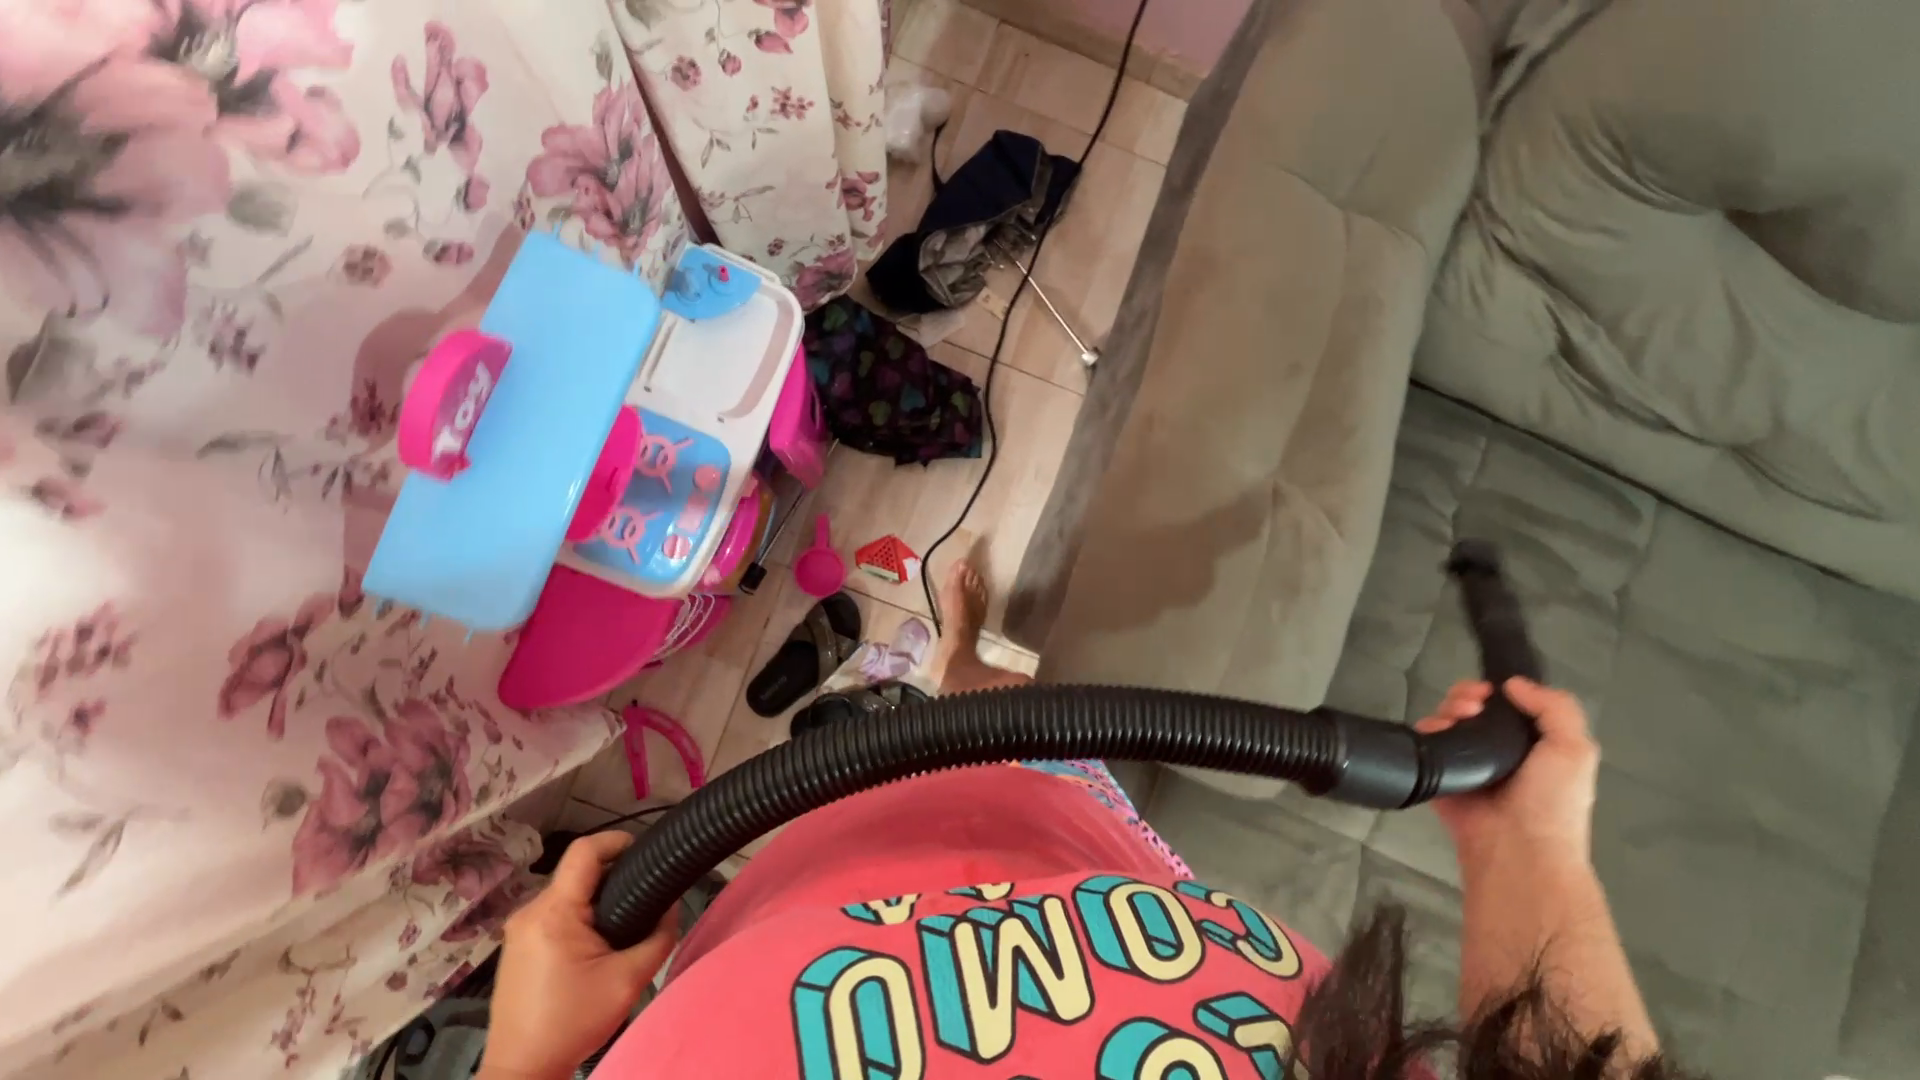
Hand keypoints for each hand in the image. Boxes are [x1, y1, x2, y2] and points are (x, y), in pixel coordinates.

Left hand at [479, 832, 678, 1079]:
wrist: (521, 1071)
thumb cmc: (572, 1024)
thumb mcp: (629, 980)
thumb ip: (659, 935)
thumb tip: (672, 904)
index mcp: (554, 913)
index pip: (584, 851)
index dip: (616, 840)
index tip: (643, 852)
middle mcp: (530, 912)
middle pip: (578, 872)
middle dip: (613, 876)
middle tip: (644, 894)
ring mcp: (519, 929)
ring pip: (567, 893)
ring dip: (596, 899)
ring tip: (625, 920)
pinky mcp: (517, 945)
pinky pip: (554, 912)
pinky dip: (580, 915)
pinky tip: (598, 941)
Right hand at [1415, 677, 1599, 870]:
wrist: (1517, 848)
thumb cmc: (1551, 802)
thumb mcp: (1575, 751)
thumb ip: (1555, 709)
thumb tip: (1513, 684)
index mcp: (1532, 744)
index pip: (1508, 704)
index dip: (1497, 690)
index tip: (1490, 691)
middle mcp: (1498, 750)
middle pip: (1473, 707)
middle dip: (1467, 696)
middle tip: (1469, 707)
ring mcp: (1466, 762)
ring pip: (1448, 720)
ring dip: (1448, 709)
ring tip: (1454, 720)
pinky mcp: (1439, 773)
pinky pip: (1427, 742)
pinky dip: (1428, 730)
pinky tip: (1436, 732)